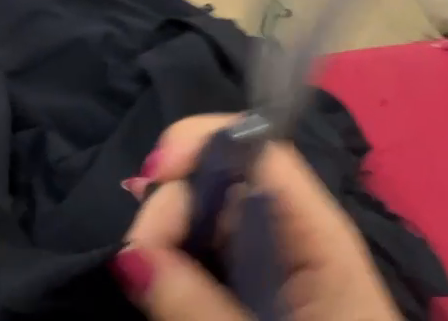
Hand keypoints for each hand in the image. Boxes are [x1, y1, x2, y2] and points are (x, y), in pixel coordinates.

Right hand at [113, 115, 402, 320]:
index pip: (256, 149)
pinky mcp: (254, 279)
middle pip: (217, 173)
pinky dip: (172, 243)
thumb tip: (130, 257)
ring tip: (142, 263)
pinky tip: (153, 265)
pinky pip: (205, 238)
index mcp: (317, 234)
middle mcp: (292, 229)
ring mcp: (272, 253)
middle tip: (139, 255)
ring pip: (204, 204)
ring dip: (164, 222)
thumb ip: (200, 307)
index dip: (198, 144)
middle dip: (169, 199)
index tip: (152, 178)